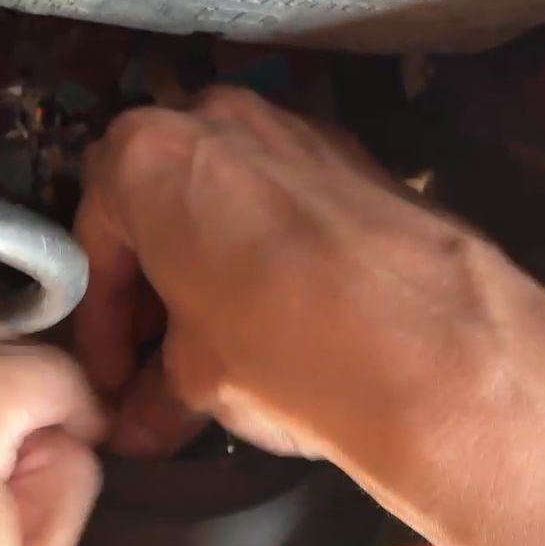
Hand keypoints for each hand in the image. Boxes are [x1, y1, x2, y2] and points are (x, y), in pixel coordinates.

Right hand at [74, 84, 544, 463]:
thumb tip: (132, 429)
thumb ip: (152, 391)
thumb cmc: (277, 346)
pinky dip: (261, 231)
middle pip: (151, 199)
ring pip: (213, 185)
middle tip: (160, 343)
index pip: (95, 240)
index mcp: (140, 155)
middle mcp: (202, 116)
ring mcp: (280, 121)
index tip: (111, 372)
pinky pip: (275, 185)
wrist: (449, 352)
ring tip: (223, 318)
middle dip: (149, 273)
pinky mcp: (346, 146)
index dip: (100, 317)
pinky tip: (284, 293)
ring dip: (202, 247)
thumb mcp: (195, 376)